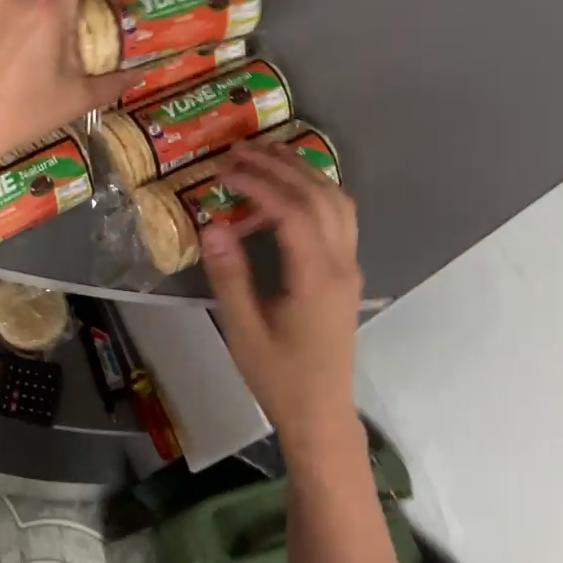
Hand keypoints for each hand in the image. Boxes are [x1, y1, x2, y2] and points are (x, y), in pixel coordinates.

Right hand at [201, 141, 363, 436]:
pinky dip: (316, 189)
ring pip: (336, 200)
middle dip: (279, 165)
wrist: (321, 413)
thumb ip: (230, 277)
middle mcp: (342, 263)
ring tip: (265, 154)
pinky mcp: (347, 271)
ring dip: (302, 171)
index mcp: (317, 277)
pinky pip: (340, 215)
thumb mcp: (243, 330)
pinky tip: (290, 188)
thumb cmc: (279, 375)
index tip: (223, 170)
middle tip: (238, 150)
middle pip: (318, 195)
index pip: (292, 210)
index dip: (258, 183)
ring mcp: (350, 266)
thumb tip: (211, 225)